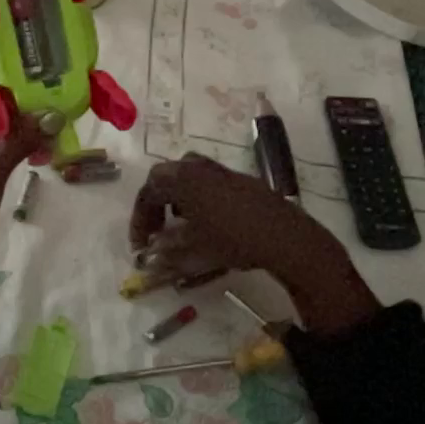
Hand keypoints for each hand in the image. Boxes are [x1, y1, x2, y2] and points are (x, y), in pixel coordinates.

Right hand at [130, 154, 380, 333]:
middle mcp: (198, 167)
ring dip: (176, 196)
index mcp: (182, 179)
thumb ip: (166, 252)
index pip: (148, 193)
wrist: (285, 237)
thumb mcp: (194, 252)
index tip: (139, 245)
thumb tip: (148, 255)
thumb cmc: (233, 241)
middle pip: (165, 176)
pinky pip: (208, 181)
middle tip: (154, 228)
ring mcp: (222, 171)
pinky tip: (206, 221)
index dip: (138, 219)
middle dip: (155, 202)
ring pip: (188, 174)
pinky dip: (197, 197)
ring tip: (177, 222)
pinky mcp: (241, 180)